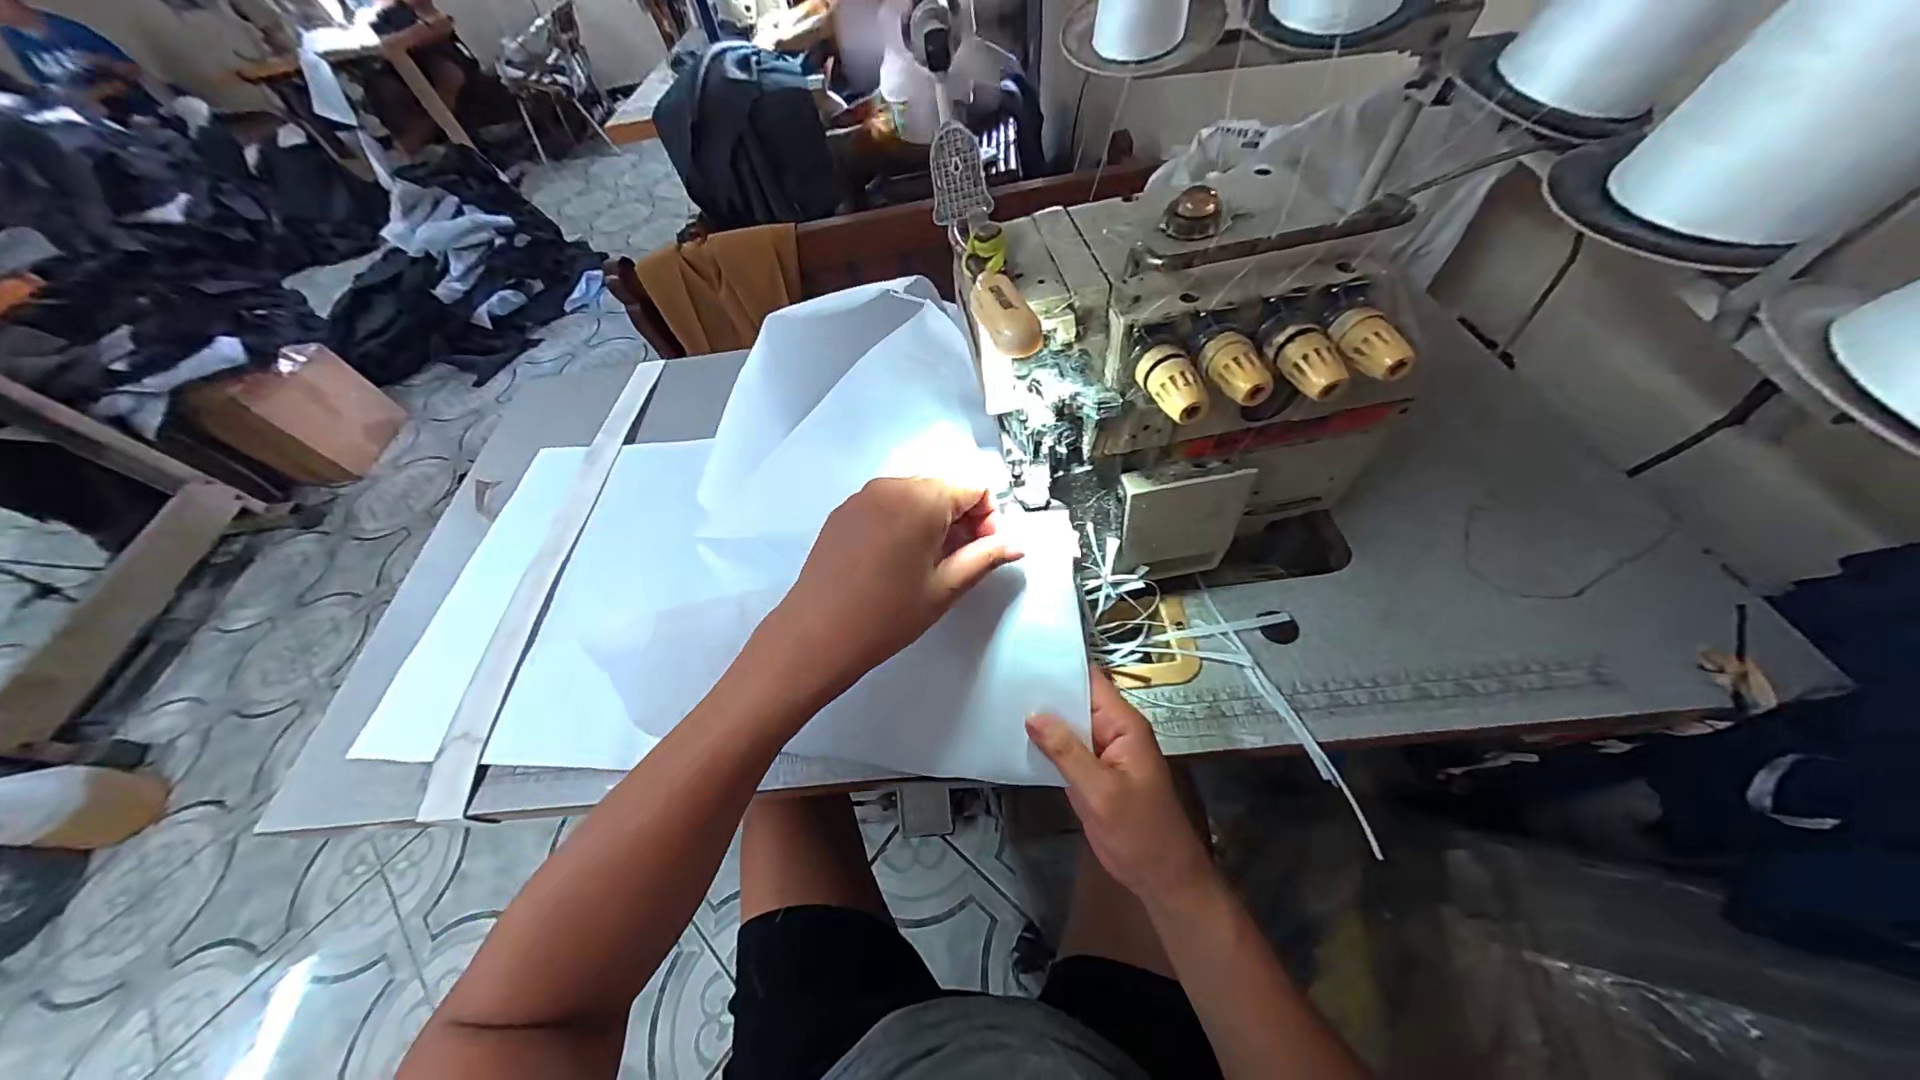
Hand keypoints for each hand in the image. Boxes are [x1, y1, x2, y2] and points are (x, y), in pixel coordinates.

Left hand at [765, 478, 1022, 695]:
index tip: (985, 551)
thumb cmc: (888, 614)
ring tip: (930, 565)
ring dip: (933, 521)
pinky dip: (904, 523)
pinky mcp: (843, 513)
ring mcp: (862, 497)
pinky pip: (887, 505)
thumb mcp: (946, 587)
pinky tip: (898, 561)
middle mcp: (891, 485)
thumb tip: (1017, 545)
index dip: (989, 519)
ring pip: (915, 497)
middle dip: (962, 519)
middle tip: (962, 562)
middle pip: (943, 489)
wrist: (816, 634)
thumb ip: (986, 558)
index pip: (974, 488)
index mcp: (922, 497)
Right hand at [1027, 668, 1216, 908]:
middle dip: (1045, 692)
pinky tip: (1017, 737)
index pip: (1092, 682)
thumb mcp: (1101, 791)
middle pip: (1076, 699)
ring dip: (1042, 718)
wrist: (1160, 876)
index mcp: (1124, 725)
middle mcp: (1113, 731)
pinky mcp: (1090, 772)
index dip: (1062, 668)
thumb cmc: (1140, 832)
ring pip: (1068, 724)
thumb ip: (1067, 752)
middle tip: (1003, 680)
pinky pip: (1066, 748)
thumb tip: (1034, 714)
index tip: (1025, 660)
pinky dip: (1045, 743)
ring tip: (1002, 703)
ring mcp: (1101, 751)